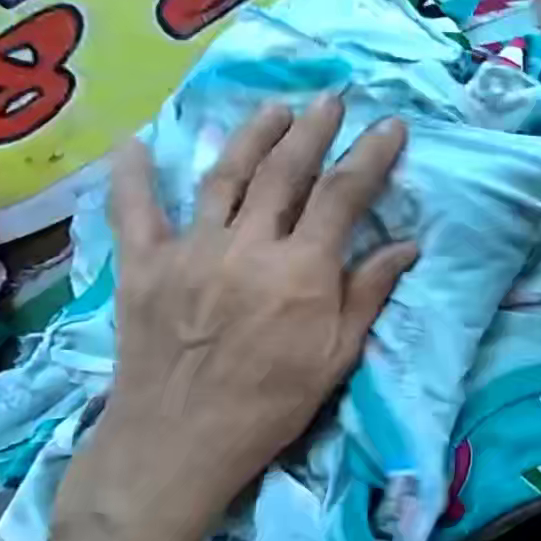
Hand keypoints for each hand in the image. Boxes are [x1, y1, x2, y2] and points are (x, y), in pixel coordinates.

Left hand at [48, 97, 416, 540]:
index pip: (344, 195)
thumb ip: (369, 293)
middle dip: (314, 129)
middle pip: (286, 171)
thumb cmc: (272, 404)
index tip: (389, 125)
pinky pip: (135, 210)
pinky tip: (135, 142)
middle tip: (332, 98)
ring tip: (274, 108)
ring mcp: (190, 251)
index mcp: (301, 271)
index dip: (371, 156)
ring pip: (225, 176)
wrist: (181, 443)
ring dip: (253, 136)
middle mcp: (248, 246)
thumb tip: (407, 246)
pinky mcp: (144, 265)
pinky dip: (133, 174)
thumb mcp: (337, 356)